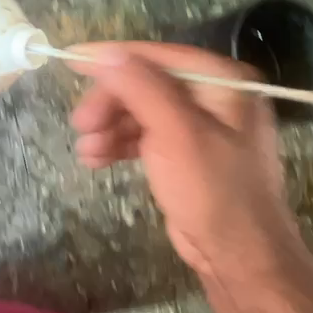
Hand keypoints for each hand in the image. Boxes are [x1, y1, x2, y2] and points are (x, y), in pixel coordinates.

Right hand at [69, 42, 298, 278]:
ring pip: (142, 112)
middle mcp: (214, 97)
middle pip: (147, 84)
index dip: (114, 59)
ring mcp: (200, 127)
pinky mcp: (187, 155)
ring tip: (86, 151)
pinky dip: (121, 144)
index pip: (159, 56)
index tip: (72, 61)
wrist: (241, 260)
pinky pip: (147, 136)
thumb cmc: (214, 191)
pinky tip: (96, 159)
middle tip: (81, 124)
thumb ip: (141, 87)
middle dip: (111, 103)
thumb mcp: (176, 133)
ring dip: (110, 127)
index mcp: (223, 82)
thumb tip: (105, 53)